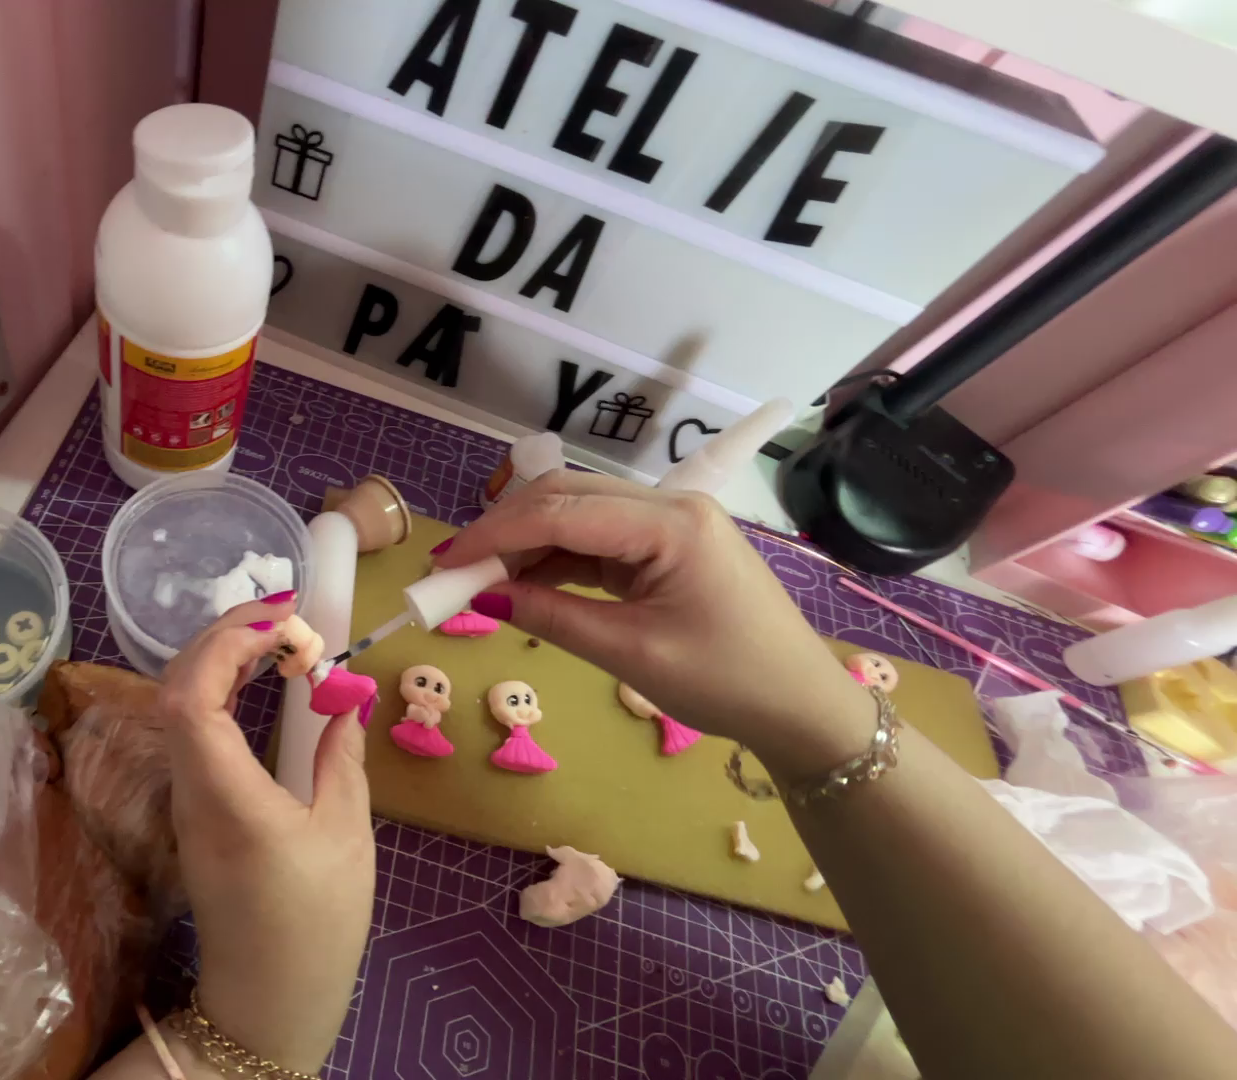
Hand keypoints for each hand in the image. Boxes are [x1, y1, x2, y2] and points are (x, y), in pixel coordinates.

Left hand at [157, 598, 374, 1073]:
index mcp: (225, 797)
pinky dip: (221, 686)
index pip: (191, 699)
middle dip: (223, 636)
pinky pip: (193, 726)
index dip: (226, 646)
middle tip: (284, 613)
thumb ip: (341, 756)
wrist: (266, 1001)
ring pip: (179, 703)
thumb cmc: (314, 926)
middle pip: (177, 687)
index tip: (282, 623)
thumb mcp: (345, 836)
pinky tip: (256, 677)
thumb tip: (345, 695)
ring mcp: (185, 795)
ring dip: (221, 657)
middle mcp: (191, 787)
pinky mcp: (193, 802)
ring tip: (275, 633)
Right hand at [435, 470, 874, 780]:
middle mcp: (667, 505)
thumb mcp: (629, 653)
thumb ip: (549, 616)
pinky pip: (590, 538)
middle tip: (454, 570)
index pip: (561, 512)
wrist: (802, 708)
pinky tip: (520, 582)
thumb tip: (480, 597)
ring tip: (478, 580)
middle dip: (503, 529)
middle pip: (563, 495)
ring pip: (572, 513)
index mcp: (670, 523)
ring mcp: (665, 521)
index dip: (494, 534)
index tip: (443, 564)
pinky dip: (550, 558)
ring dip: (522, 543)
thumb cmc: (726, 682)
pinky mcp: (659, 543)